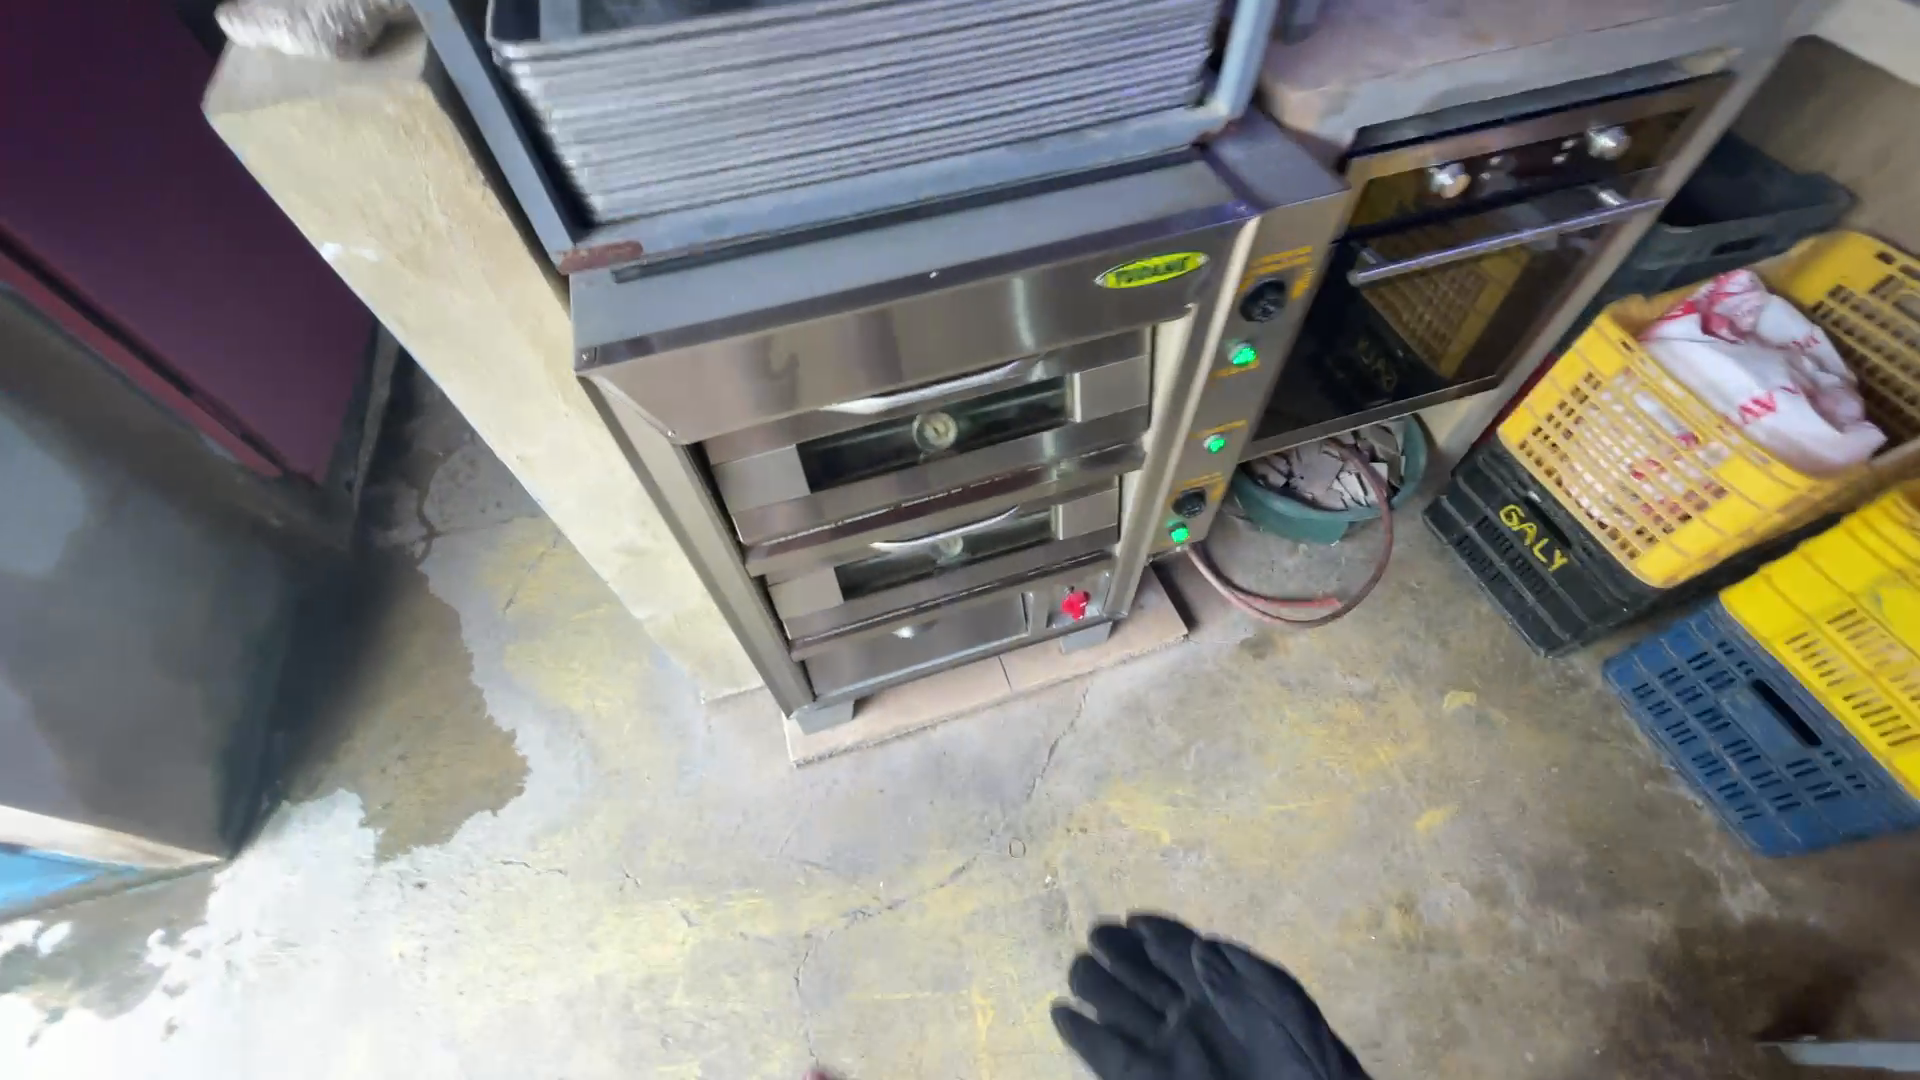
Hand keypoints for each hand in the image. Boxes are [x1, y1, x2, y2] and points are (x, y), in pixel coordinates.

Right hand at [1050, 913, 1369, 1079]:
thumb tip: (1196, 946)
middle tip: (1095, 935)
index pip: (1175, 947)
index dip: (1154, 931)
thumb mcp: (1284, 1006)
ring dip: (1095, 983)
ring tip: (1077, 965)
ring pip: (1120, 1006)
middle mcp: (1187, 1012)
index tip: (1130, 918)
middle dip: (1116, 950)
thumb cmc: (1306, 1065)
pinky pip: (1109, 1056)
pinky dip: (1083, 1035)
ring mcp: (1168, 1048)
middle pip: (1141, 972)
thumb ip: (1240, 972)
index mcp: (1218, 986)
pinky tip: (1061, 1013)